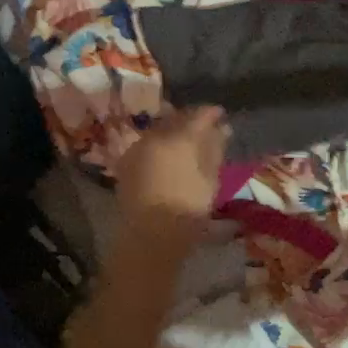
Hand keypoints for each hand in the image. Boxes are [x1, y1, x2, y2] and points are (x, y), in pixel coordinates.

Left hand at [115, 106, 229, 234]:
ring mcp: (137, 148)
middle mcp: (155, 136)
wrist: (150, 234)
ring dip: (173, 131)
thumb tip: (222, 129)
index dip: (212, 113)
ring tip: (185, 142)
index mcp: (180, 138)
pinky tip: (167, 155)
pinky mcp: (125, 162)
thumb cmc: (188, 208)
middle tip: (204, 127)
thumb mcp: (210, 179)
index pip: (199, 115)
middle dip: (190, 120)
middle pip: (175, 119)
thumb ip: (215, 149)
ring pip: (159, 130)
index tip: (221, 115)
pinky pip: (146, 144)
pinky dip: (159, 145)